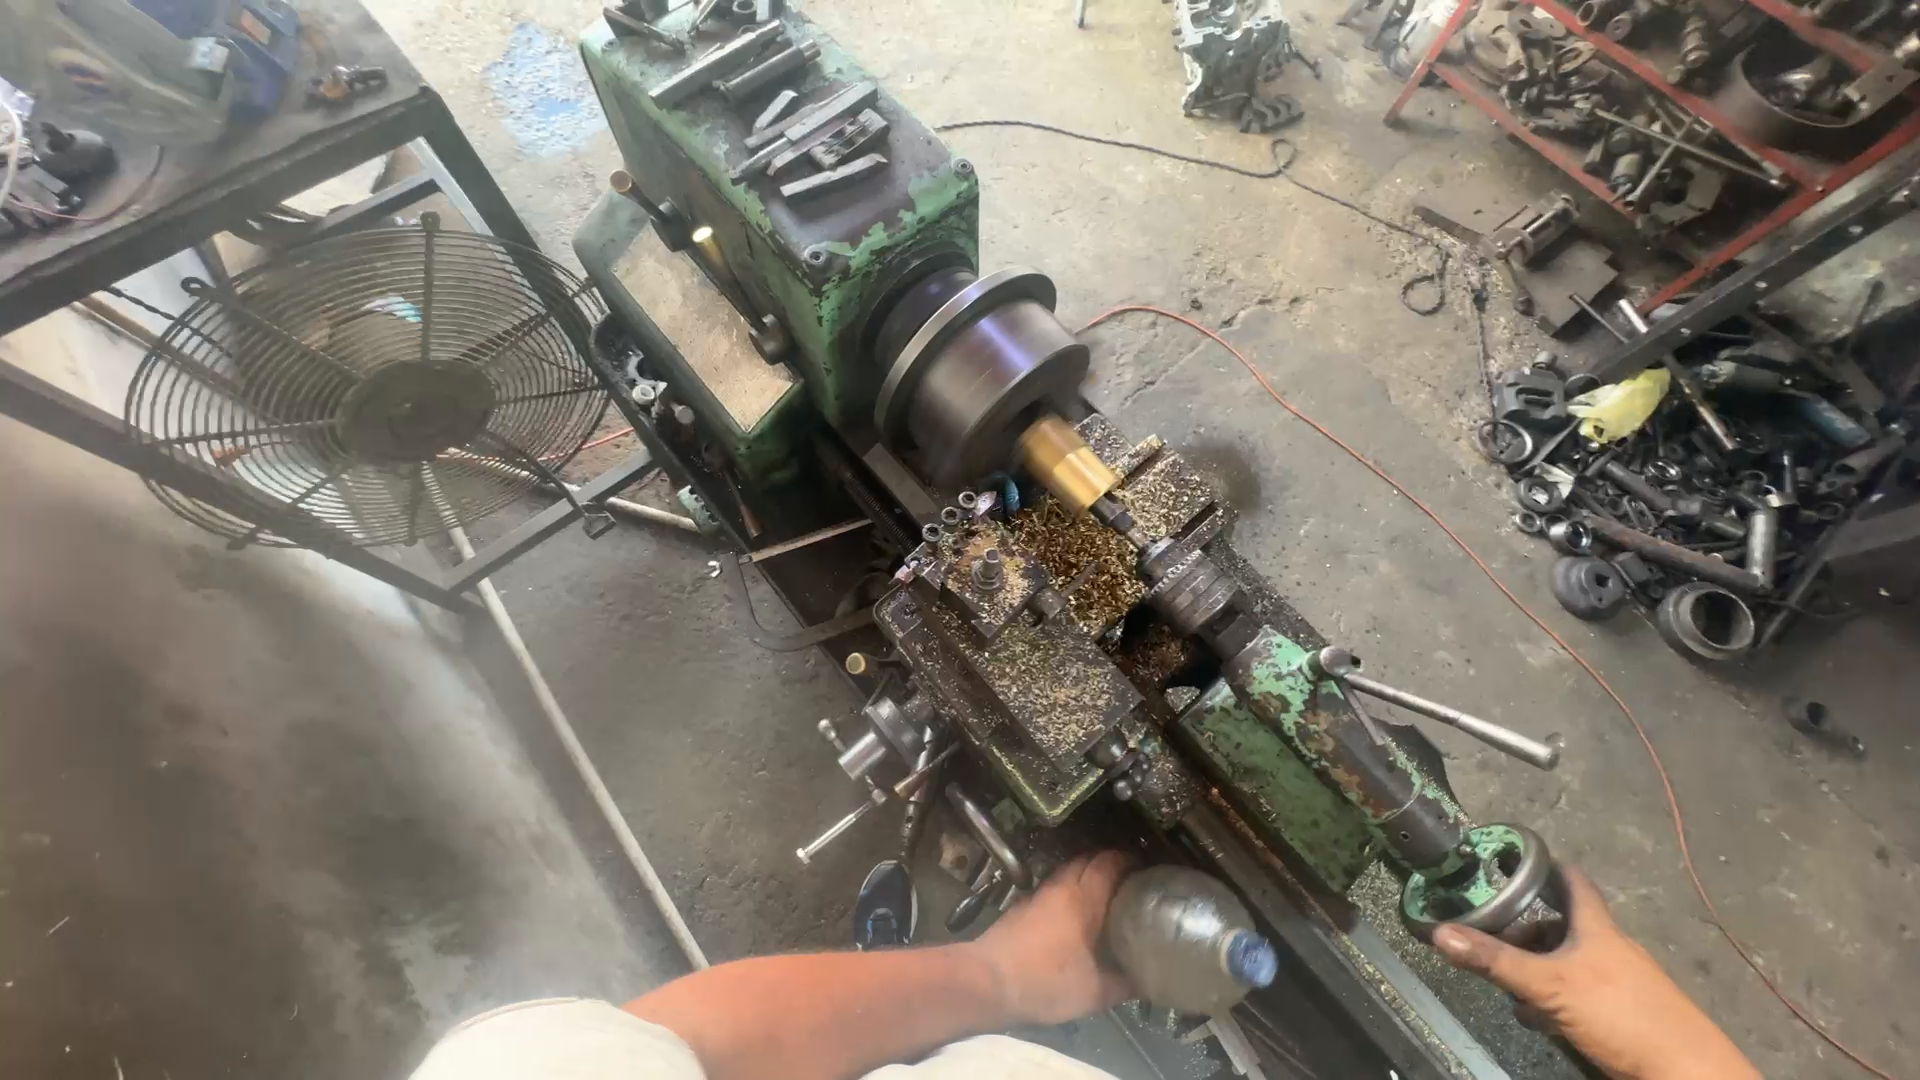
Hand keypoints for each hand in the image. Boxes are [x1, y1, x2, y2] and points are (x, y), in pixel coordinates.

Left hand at [970, 851, 1136, 1025]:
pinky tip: (1073, 914)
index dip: (1127, 860)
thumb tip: (1147, 981)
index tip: (1143, 869)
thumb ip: (1123, 985)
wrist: (990, 979)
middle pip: (1087, 859)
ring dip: (1086, 875)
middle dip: (1108, 863)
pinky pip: (1053, 886)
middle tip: (1127, 881)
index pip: (1108, 862)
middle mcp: (1060, 886)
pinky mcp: (1023, 905)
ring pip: (1067, 871)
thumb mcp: (1094, 993)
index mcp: (1083, 898)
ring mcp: (1038, 893)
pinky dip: (1068, 890)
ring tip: (1104, 896)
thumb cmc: (1046, 981)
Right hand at [1431, 866, 1758, 1079]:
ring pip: (1572, 961)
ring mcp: (1624, 983)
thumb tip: (1439, 932)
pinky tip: (1541, 1016)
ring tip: (1511, 983)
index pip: (1573, 882)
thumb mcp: (1550, 986)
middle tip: (1493, 935)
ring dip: (1540, 967)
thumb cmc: (1623, 1016)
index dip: (1545, 867)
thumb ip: (1496, 961)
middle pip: (1564, 926)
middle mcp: (1612, 948)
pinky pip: (1584, 992)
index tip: (1516, 860)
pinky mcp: (1630, 1015)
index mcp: (1598, 929)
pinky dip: (1558, 997)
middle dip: (1527, 930)